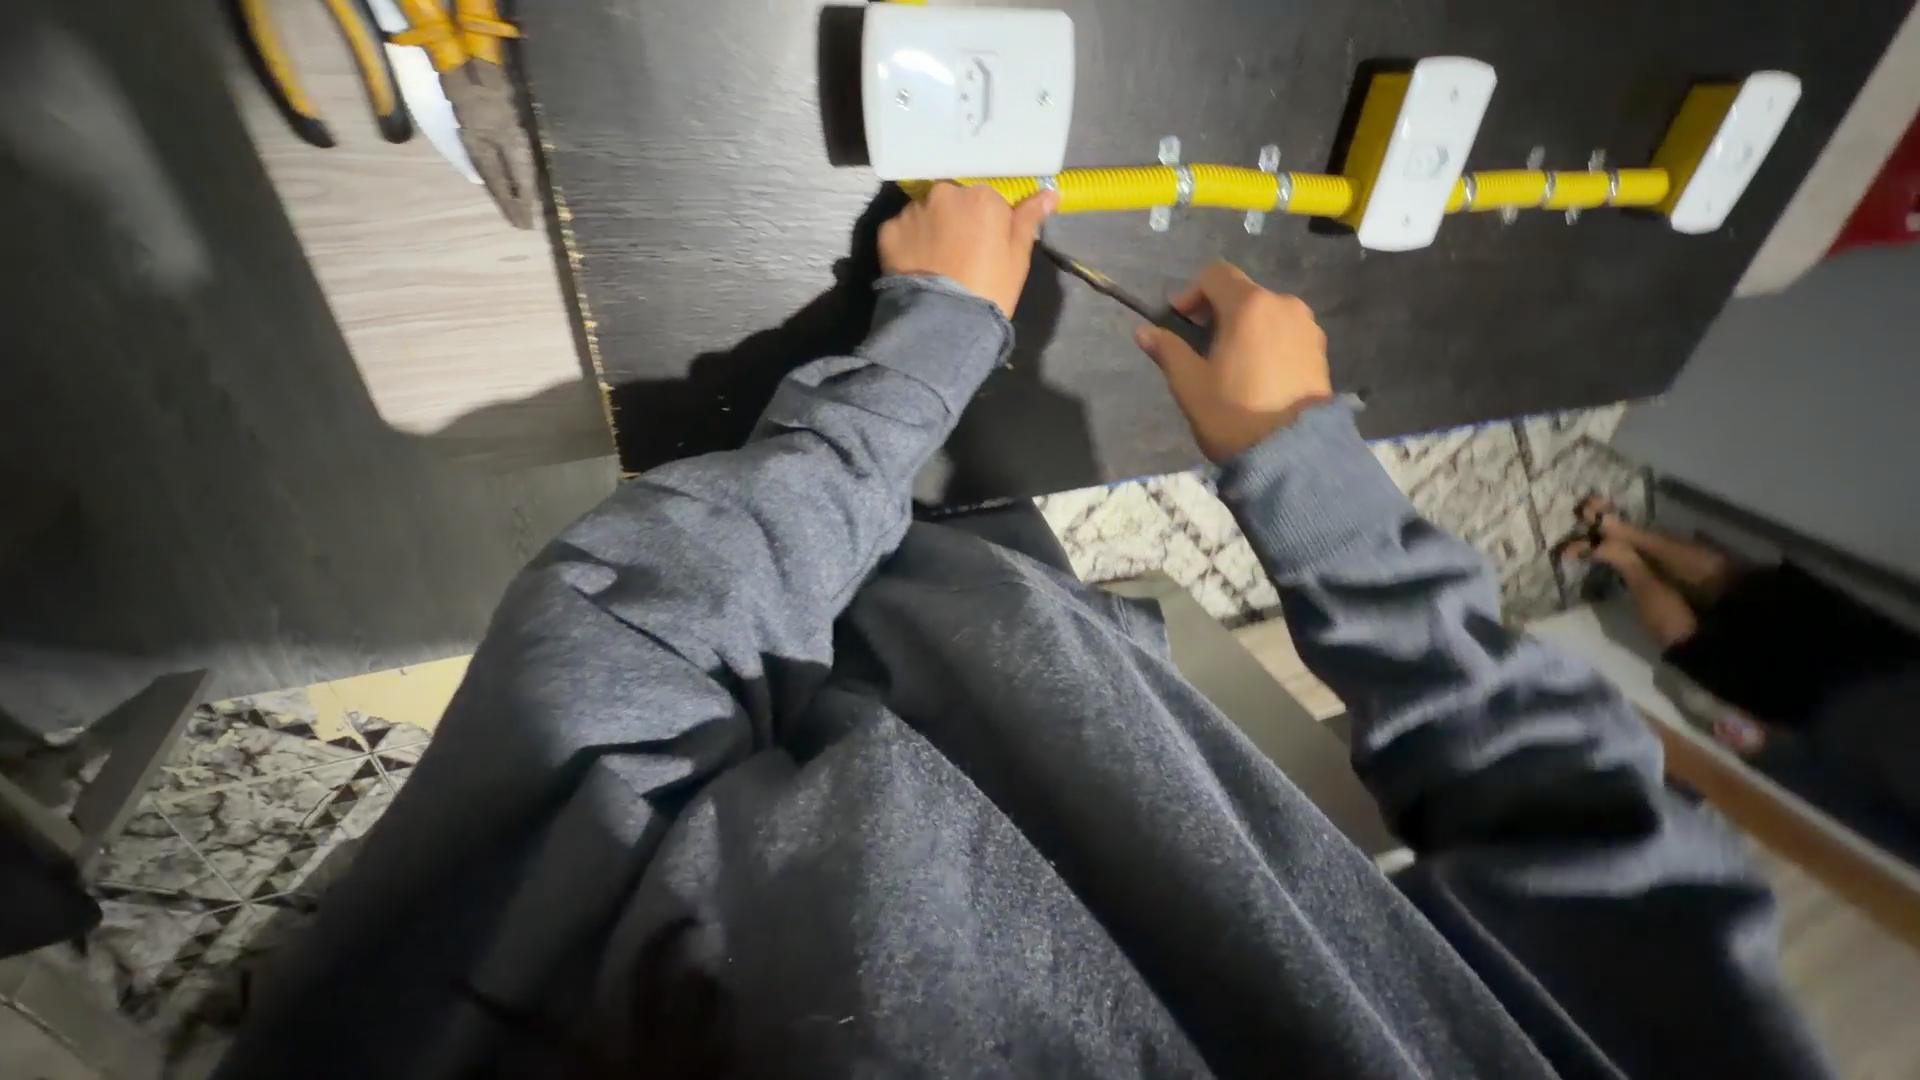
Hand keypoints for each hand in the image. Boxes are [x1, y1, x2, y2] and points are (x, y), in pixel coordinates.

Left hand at [879, 183, 1057, 316]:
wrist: (944, 321)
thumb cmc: (990, 289)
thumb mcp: (1018, 257)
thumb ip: (1029, 219)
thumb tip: (1050, 194)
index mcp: (981, 196)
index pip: (986, 200)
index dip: (987, 224)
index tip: (986, 247)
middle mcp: (944, 194)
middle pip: (952, 202)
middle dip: (955, 221)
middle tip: (959, 256)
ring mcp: (913, 211)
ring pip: (925, 214)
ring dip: (930, 231)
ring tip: (935, 264)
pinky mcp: (887, 231)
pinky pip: (901, 231)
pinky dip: (907, 244)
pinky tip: (916, 267)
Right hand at [1134, 263, 1333, 461]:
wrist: (1291, 452)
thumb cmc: (1232, 414)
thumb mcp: (1189, 384)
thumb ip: (1168, 350)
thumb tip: (1144, 332)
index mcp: (1249, 306)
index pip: (1215, 275)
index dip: (1191, 294)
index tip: (1179, 324)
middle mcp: (1283, 304)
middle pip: (1242, 293)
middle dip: (1217, 313)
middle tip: (1200, 348)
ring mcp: (1307, 326)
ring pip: (1266, 313)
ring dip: (1243, 327)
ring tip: (1230, 364)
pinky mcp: (1320, 349)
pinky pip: (1285, 332)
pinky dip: (1266, 341)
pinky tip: (1257, 375)